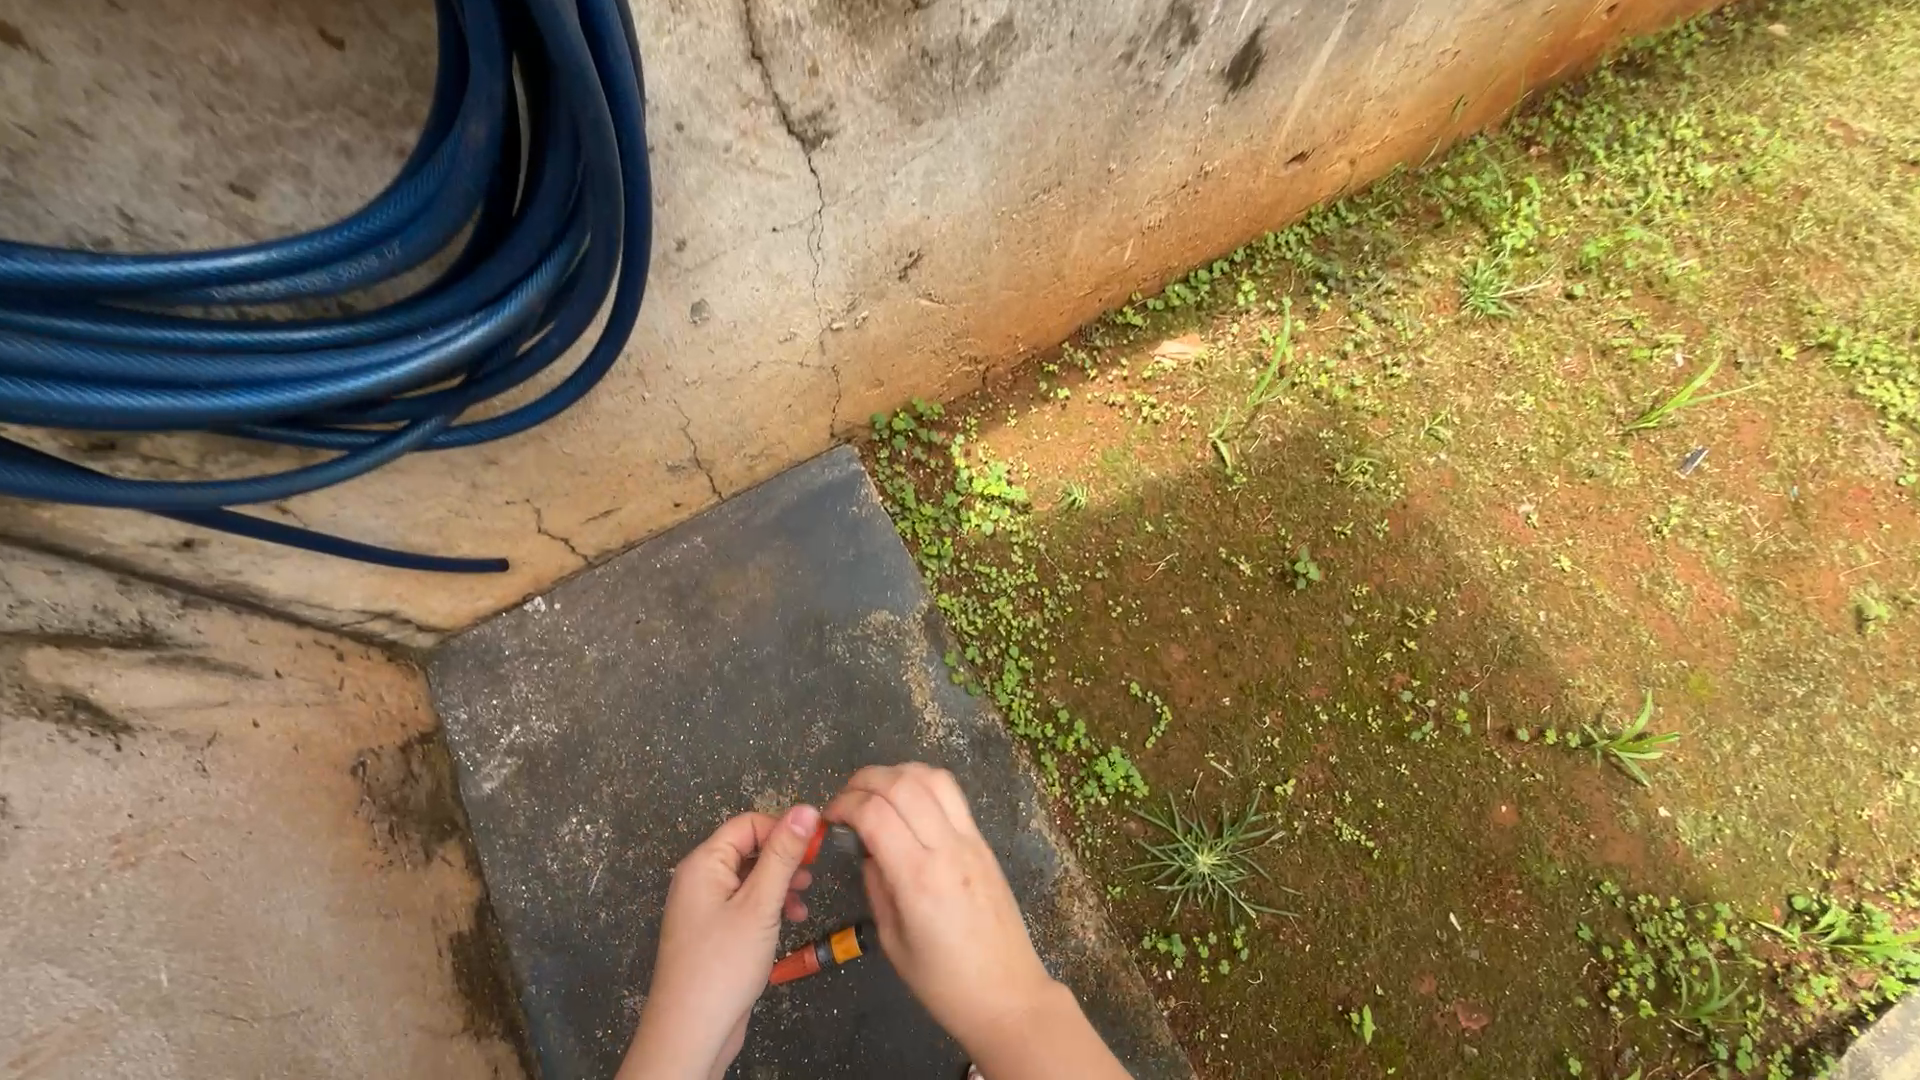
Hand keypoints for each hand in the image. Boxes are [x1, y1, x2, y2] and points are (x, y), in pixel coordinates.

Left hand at [617, 805, 818, 1079]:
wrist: (690, 1035)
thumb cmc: (724, 963)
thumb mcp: (761, 904)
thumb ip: (783, 854)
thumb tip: (806, 808)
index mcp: (704, 863)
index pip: (748, 823)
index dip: (783, 829)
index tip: (815, 847)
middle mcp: (700, 878)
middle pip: (749, 848)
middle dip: (783, 858)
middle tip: (813, 874)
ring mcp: (704, 907)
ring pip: (750, 876)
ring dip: (780, 883)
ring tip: (804, 900)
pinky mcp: (713, 931)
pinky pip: (745, 902)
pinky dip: (768, 905)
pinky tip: (789, 920)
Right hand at [824, 764, 1056, 1050]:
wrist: (1008, 994)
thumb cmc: (944, 983)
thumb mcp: (893, 942)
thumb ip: (876, 886)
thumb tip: (867, 850)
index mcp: (918, 878)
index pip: (874, 813)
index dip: (844, 805)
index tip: (829, 818)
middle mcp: (946, 848)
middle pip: (902, 784)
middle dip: (864, 780)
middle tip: (845, 797)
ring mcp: (970, 840)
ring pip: (933, 778)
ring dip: (897, 773)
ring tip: (876, 790)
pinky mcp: (983, 841)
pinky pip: (953, 794)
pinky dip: (923, 783)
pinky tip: (908, 800)